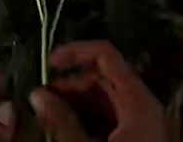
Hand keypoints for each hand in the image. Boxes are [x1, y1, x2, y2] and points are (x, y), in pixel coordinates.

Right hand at [30, 41, 169, 141]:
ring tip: (49, 114)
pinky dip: (88, 120)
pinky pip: (111, 120)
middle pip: (104, 79)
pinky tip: (66, 129)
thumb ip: (61, 121)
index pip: (105, 55)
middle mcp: (145, 108)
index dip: (75, 52)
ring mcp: (145, 127)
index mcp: (139, 101)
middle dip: (71, 84)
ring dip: (76, 103)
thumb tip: (36, 93)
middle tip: (42, 97)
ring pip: (106, 101)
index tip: (47, 64)